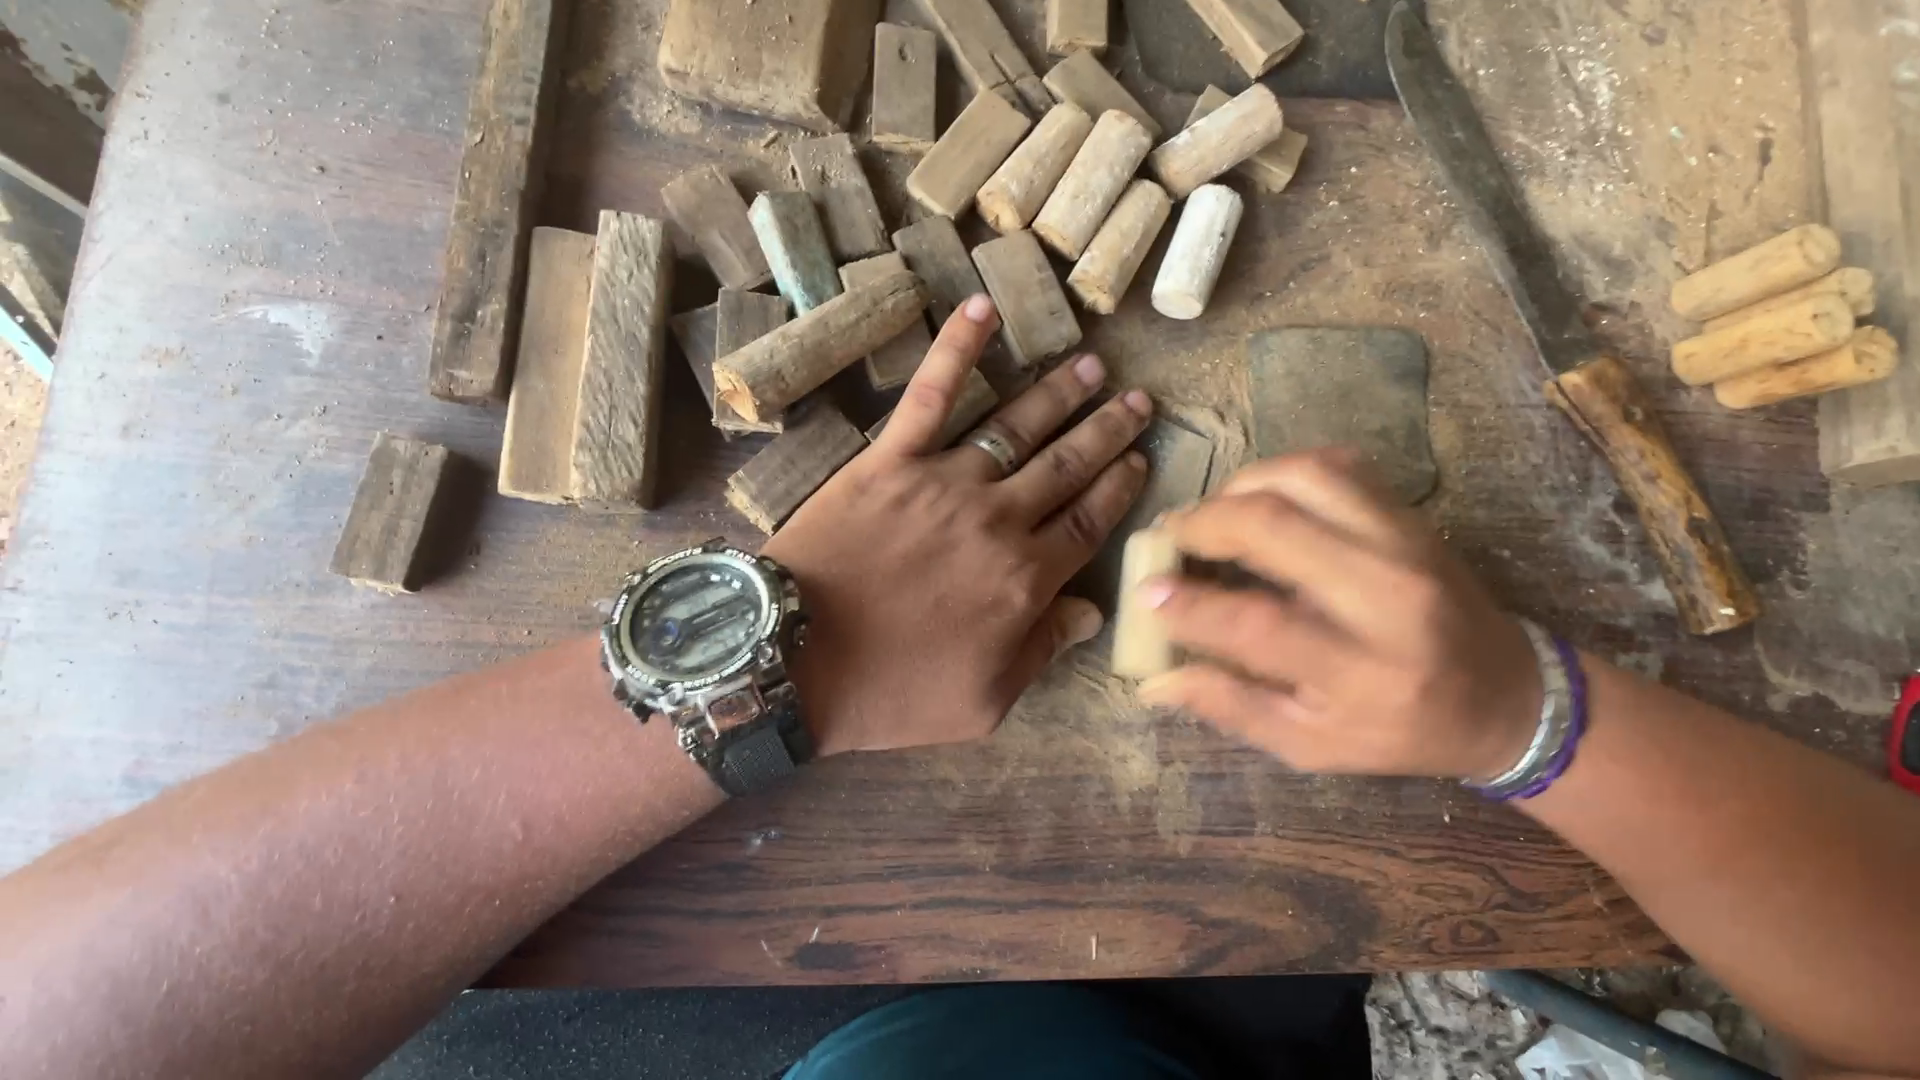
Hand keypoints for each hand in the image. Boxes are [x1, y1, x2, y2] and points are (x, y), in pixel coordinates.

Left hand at [764, 295, 1153, 756]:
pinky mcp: (890, 459)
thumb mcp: (983, 702)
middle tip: (1136, 401)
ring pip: (1017, 426)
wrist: (792, 663)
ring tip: (1091, 365)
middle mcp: (998, 519)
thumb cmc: (890, 692)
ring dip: (1058, 393)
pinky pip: (930, 394)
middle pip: (1066, 466)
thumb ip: (1042, 651)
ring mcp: (944, 481)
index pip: (1088, 523)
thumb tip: (1090, 612)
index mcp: (1024, 579)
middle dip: (1106, 432)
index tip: (1138, 460)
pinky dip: (958, 347)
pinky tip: (982, 306)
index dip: (1118, 488)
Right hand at [1136, 450, 1540, 779]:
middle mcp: (1390, 595)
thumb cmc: (1401, 730)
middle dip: (1202, 524)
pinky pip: (1335, 466)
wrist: (1507, 695)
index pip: (1259, 623)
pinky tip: (1257, 499)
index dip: (1192, 606)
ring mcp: (1407, 542)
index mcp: (1364, 670)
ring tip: (1208, 516)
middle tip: (1167, 539)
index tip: (1147, 594)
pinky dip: (1281, 472)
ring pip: (1303, 477)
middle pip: (1276, 526)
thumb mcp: (1313, 745)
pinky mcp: (1411, 514)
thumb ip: (1232, 708)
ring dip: (1238, 488)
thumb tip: (1153, 682)